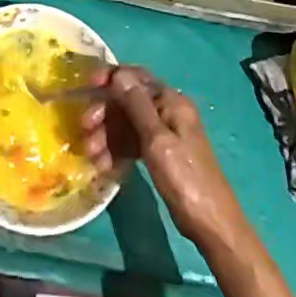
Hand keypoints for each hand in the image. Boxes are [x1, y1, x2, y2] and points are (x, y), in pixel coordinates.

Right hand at [81, 67, 251, 253]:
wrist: (210, 223)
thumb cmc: (184, 178)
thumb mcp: (156, 140)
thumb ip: (136, 105)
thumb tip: (118, 73)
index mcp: (171, 101)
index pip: (137, 77)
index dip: (110, 78)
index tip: (87, 88)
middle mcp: (167, 111)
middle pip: (128, 102)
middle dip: (105, 114)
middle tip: (85, 130)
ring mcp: (164, 134)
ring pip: (127, 124)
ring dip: (107, 136)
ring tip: (92, 156)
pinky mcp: (159, 154)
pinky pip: (132, 143)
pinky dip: (117, 150)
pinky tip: (104, 165)